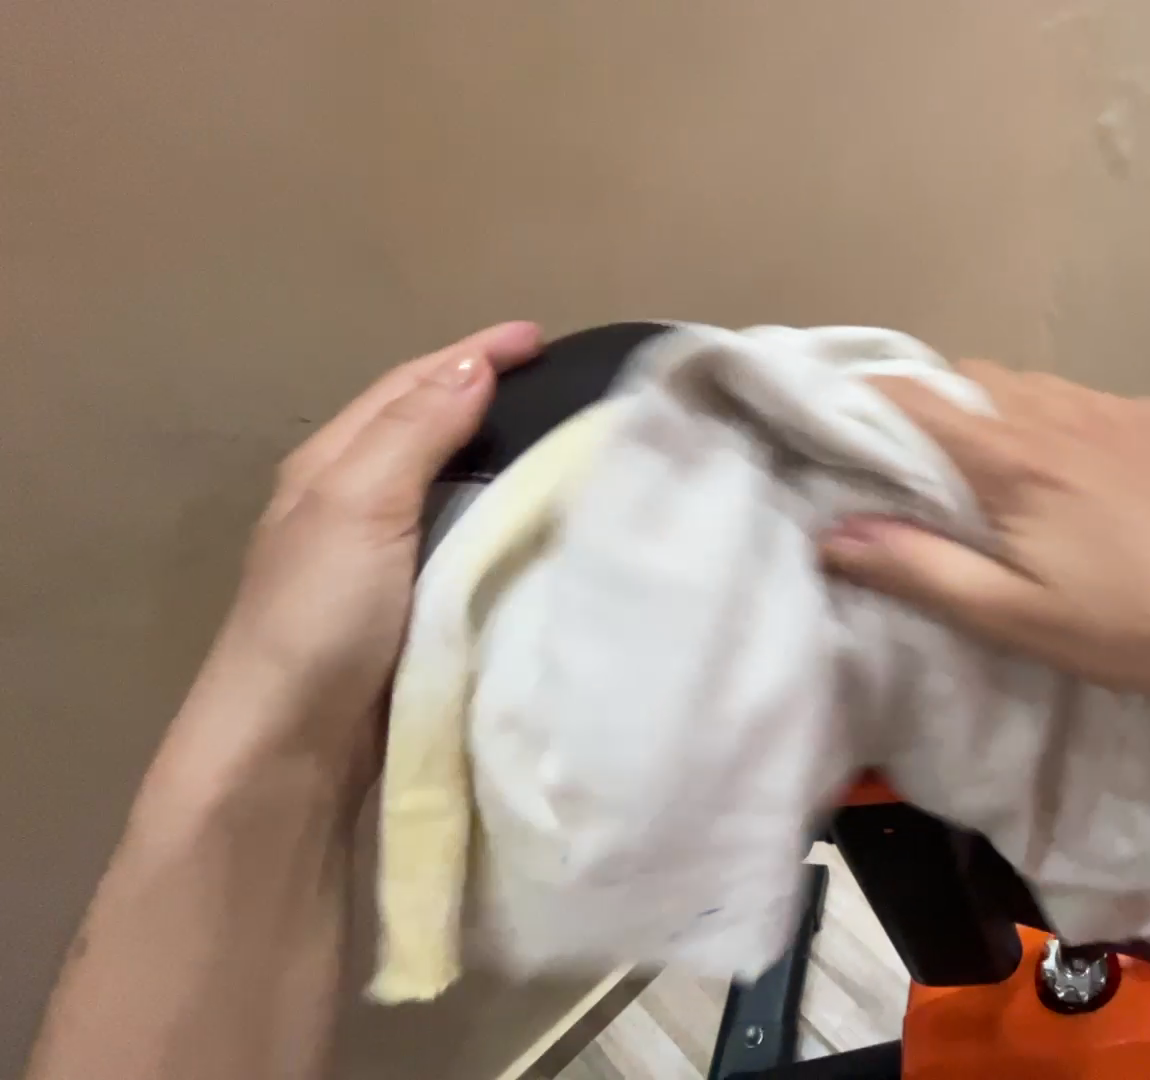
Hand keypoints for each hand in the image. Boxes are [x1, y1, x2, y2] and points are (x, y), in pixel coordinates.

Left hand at [151, 323, 541, 820]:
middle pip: (435, 419)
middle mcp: (366, 494)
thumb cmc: (322, 614)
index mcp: (338, 463)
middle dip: (493, 387)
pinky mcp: (430, 585)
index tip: (541, 336)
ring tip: (567, 432)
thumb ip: (412, 435)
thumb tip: (475, 367)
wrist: (304, 736)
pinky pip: (478, 519)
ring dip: (507, 442)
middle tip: (565, 378)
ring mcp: (398, 543)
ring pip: (460, 471)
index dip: (474, 353)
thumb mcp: (355, 508)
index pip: (413, 385)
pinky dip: (513, 497)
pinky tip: (547, 504)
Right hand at [820, 361, 1149, 712]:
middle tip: (938, 467)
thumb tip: (834, 533)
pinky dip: (1060, 420)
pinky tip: (1082, 473)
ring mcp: (1114, 409)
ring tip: (1010, 470)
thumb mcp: (1006, 613)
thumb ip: (917, 567)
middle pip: (974, 379)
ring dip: (1003, 412)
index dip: (873, 398)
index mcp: (1015, 460)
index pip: (919, 397)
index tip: (849, 420)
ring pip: (1030, 384)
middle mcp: (1059, 413)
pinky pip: (1083, 399)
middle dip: (942, 408)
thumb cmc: (1117, 625)